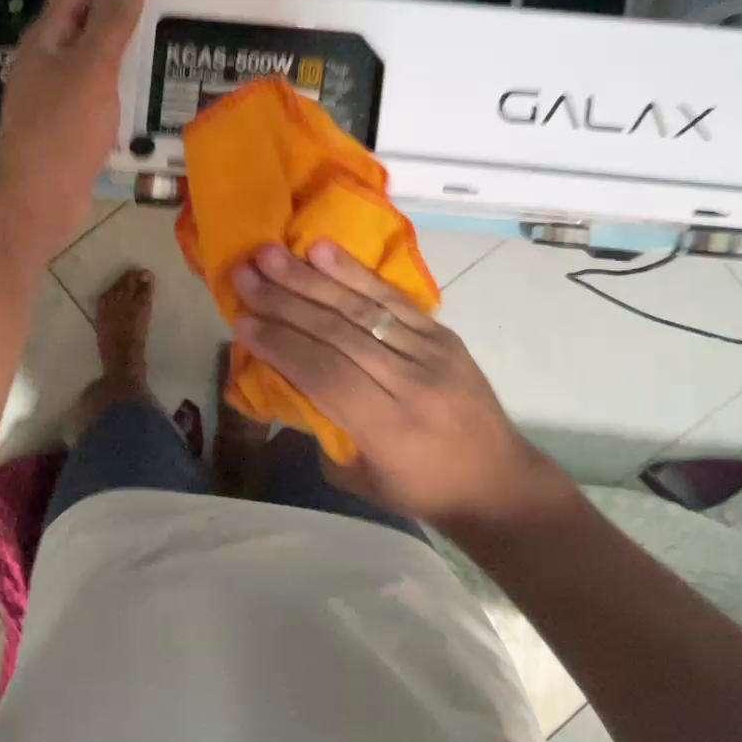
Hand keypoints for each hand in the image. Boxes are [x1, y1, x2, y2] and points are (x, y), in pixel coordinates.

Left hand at [0, 0, 148, 254]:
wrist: (35, 202)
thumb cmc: (59, 133)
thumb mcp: (91, 71)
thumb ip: (112, 21)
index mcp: (47, 37)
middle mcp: (49, 57)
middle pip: (86, 10)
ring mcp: (57, 89)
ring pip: (94, 46)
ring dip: (121, 23)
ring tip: (154, 2)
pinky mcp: (71, 118)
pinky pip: (101, 79)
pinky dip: (123, 65)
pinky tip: (144, 67)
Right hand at [231, 241, 572, 528]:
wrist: (501, 483)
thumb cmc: (420, 490)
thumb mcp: (359, 478)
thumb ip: (321, 427)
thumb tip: (282, 380)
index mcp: (387, 427)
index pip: (323, 373)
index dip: (280, 345)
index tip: (241, 322)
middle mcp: (410, 384)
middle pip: (337, 333)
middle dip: (284, 301)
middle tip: (244, 276)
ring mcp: (431, 354)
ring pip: (361, 308)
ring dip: (310, 278)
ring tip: (270, 254)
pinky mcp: (443, 335)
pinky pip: (393, 298)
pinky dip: (354, 273)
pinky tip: (321, 250)